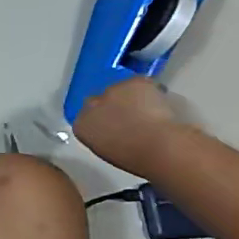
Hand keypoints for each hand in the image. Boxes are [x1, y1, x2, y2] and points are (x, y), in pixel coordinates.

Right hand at [73, 76, 188, 176]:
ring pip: (121, 90)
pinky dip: (148, 90)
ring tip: (147, 112)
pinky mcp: (134, 81)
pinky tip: (157, 104)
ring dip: (131, 98)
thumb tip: (112, 132)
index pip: (86, 117)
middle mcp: (91, 104)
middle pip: (100, 100)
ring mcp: (112, 90)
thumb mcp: (106, 151)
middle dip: (113, 106)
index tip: (113, 127)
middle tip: (131, 118)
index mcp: (82, 126)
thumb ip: (102, 137)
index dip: (102, 120)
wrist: (156, 145)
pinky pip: (140, 83)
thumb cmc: (132, 157)